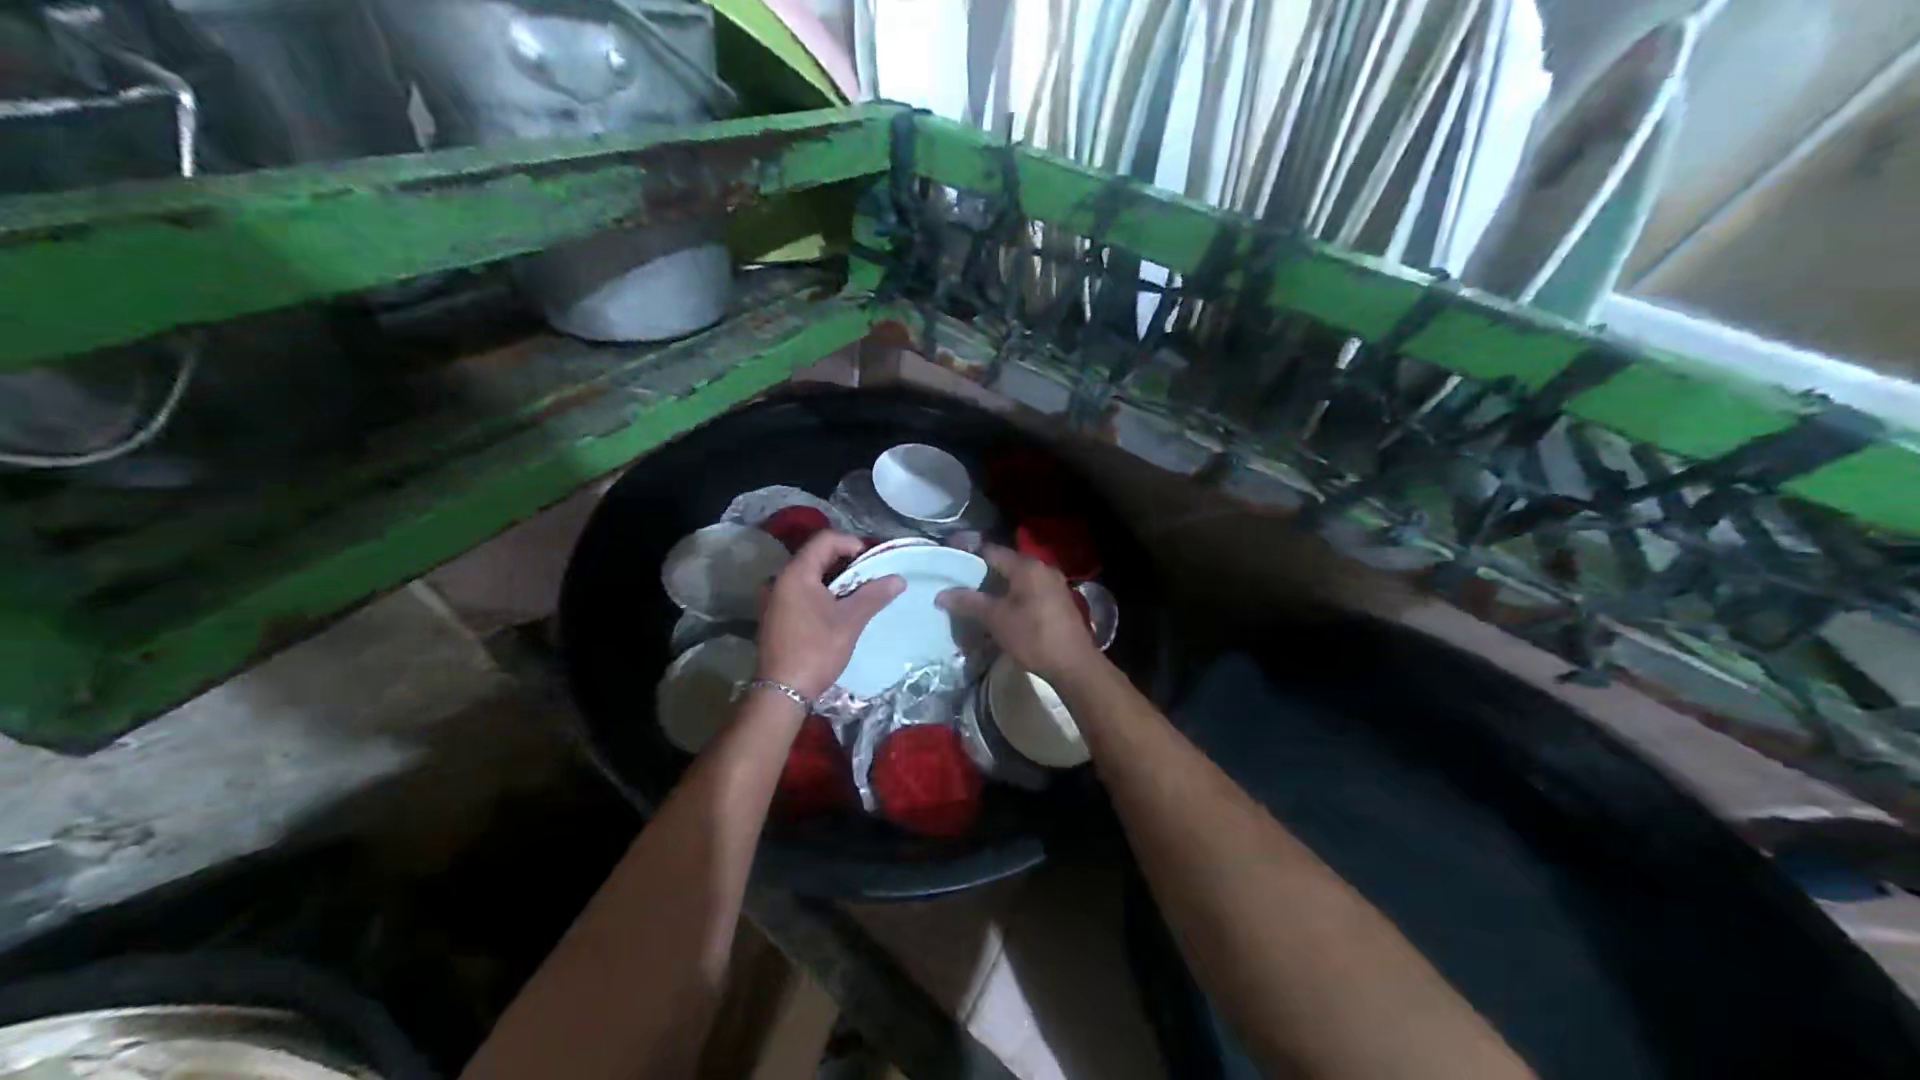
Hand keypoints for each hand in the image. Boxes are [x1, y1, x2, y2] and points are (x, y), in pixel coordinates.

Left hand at [756, 531, 904, 699]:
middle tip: (871, 577)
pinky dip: (822, 593)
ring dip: (836, 579)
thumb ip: (874, 595)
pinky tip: (838, 610)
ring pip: (810, 575)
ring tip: (859, 595)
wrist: (782, 691)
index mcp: (796, 573)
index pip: (826, 539)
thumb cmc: (816, 650)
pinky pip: (801, 591)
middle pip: (817, 555)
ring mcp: (775, 598)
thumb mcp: (850, 621)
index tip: (873, 561)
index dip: (853, 543)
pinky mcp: (775, 615)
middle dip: (847, 562)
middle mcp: (780, 579)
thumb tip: (899, 579)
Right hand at [937, 545, 1102, 683]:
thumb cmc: (1033, 636)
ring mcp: (1054, 585)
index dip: (968, 553)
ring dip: (997, 587)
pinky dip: (1012, 597)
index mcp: (1027, 566)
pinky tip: (1000, 611)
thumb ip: (968, 603)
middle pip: (1005, 564)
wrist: (1074, 664)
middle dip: (981, 573)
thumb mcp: (996, 619)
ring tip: (975, 599)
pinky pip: (1029, 591)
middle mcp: (1042, 569)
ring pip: (1017, 579)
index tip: (949, 560)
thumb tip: (941, 594)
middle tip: (958, 583)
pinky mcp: (1058, 601)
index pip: (991, 550)